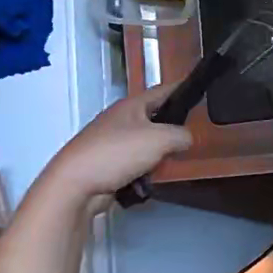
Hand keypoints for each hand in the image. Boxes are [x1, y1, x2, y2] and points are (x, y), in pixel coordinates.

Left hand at [42, 83, 193, 204]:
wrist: (75, 184)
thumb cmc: (118, 152)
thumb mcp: (160, 139)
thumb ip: (181, 135)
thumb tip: (186, 139)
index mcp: (131, 106)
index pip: (162, 91)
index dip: (180, 88)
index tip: (197, 88)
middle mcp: (119, 120)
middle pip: (153, 120)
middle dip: (170, 130)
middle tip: (188, 139)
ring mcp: (110, 142)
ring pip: (144, 144)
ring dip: (157, 155)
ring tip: (168, 165)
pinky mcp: (105, 164)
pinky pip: (133, 164)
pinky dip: (142, 172)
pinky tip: (148, 181)